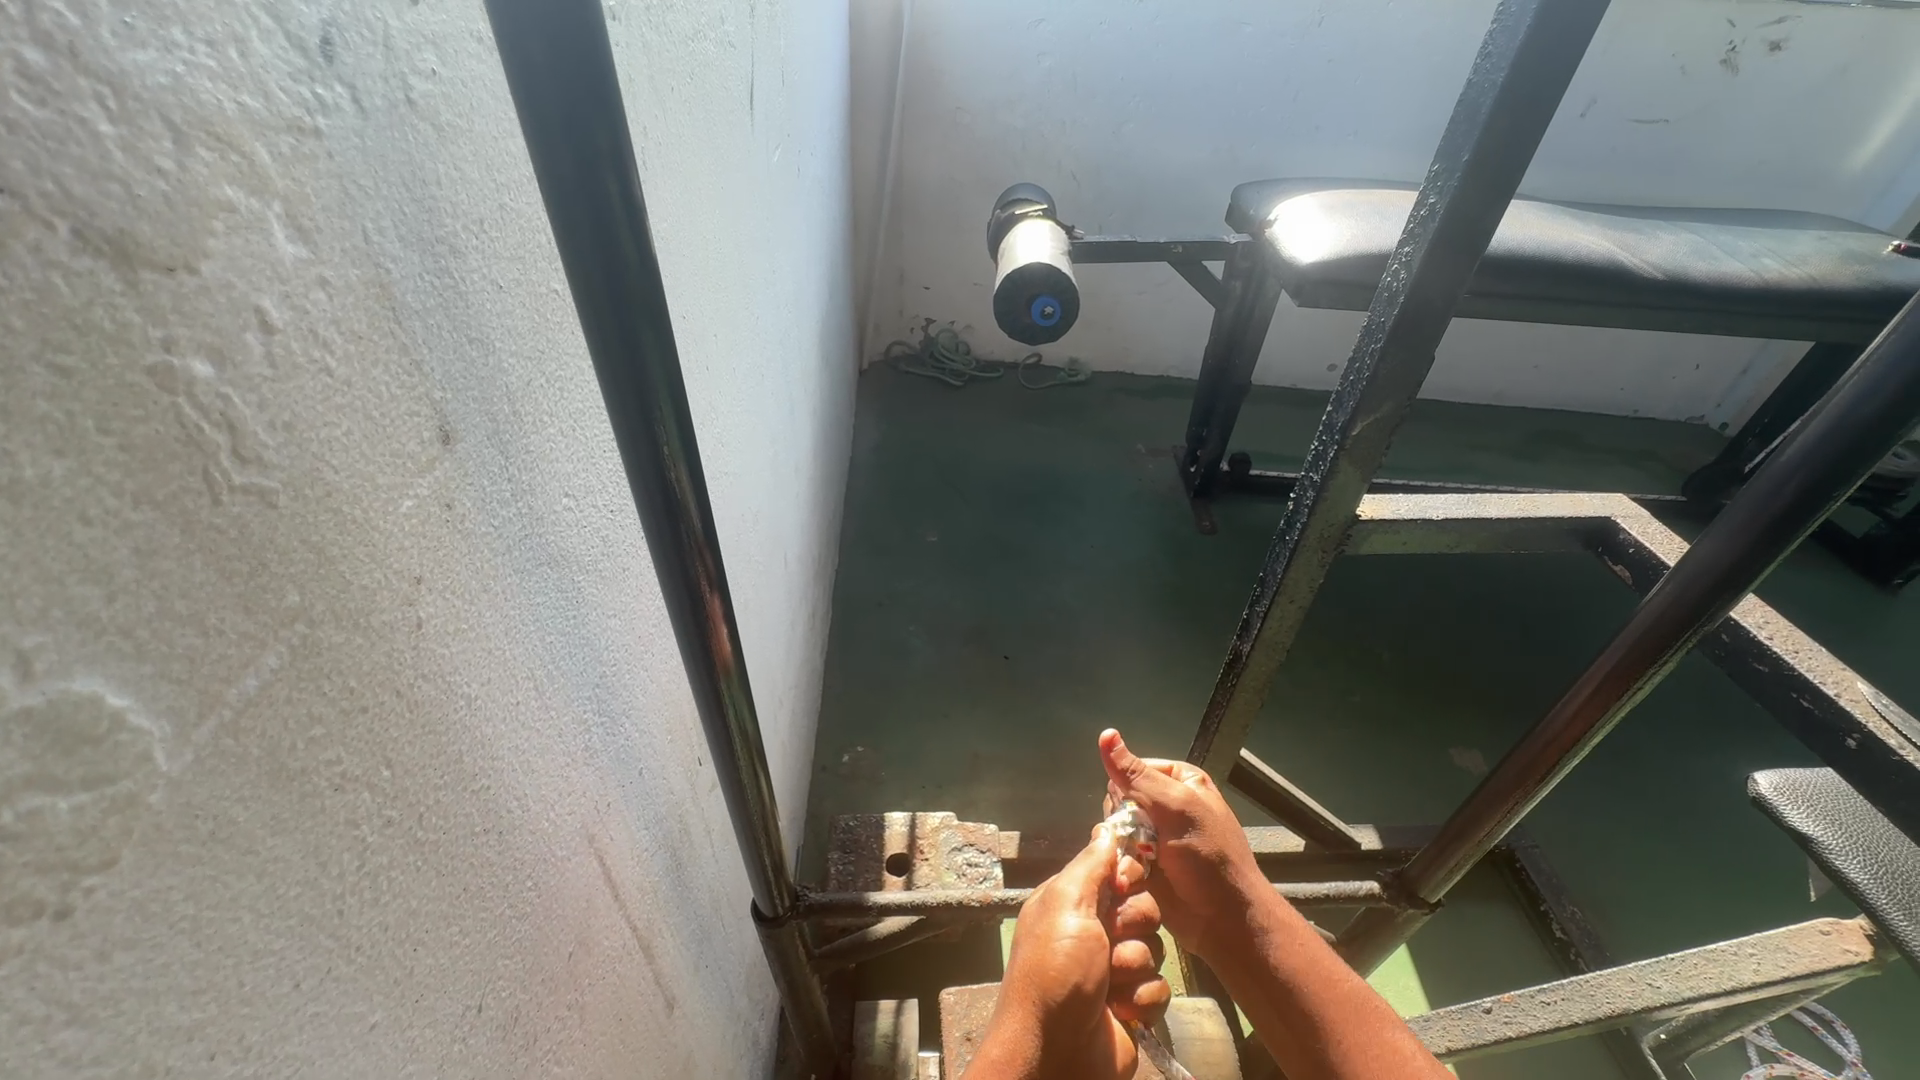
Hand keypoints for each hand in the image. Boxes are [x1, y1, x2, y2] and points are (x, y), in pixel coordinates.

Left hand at [964, 827, 1170, 1079]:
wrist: (1056, 1054)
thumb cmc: (1055, 971)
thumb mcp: (1066, 905)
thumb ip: (1090, 865)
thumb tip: (1106, 828)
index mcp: (1074, 900)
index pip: (1118, 870)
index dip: (1129, 878)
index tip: (1125, 886)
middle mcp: (1095, 930)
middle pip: (1144, 908)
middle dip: (1133, 927)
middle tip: (1110, 942)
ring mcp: (1114, 969)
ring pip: (1155, 949)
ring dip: (1134, 968)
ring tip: (1109, 986)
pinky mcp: (1133, 1004)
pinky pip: (1161, 988)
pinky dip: (1143, 1000)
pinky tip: (1122, 1012)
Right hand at [1100, 728, 1266, 962]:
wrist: (1224, 921)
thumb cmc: (1208, 858)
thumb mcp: (1175, 807)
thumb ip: (1135, 774)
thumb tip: (1106, 734)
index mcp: (1179, 781)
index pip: (1132, 770)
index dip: (1128, 789)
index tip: (1139, 810)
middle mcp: (1166, 806)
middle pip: (1118, 800)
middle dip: (1123, 822)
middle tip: (1142, 841)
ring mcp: (1155, 837)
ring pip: (1114, 829)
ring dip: (1120, 847)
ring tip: (1138, 864)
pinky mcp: (1144, 865)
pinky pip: (1116, 854)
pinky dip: (1120, 865)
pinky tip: (1130, 876)